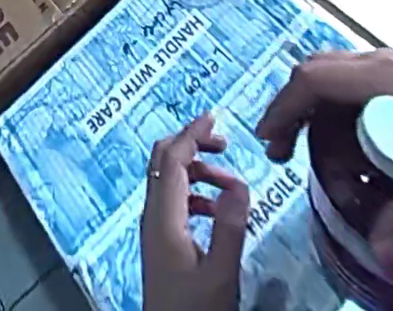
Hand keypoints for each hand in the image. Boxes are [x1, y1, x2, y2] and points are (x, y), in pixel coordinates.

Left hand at [141, 113, 248, 310]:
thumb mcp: (220, 276)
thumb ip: (229, 229)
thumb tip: (239, 183)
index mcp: (163, 215)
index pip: (172, 159)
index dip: (191, 134)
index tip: (213, 116)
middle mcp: (153, 213)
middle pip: (164, 161)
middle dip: (191, 144)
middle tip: (225, 143)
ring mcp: (155, 226)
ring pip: (170, 180)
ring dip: (198, 173)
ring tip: (234, 186)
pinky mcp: (162, 240)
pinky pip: (175, 202)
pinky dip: (196, 195)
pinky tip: (220, 211)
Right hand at [255, 50, 392, 261]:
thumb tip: (379, 251)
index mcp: (389, 76)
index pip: (310, 80)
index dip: (281, 108)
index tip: (269, 141)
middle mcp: (389, 60)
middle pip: (318, 71)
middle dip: (295, 108)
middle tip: (290, 148)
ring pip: (342, 72)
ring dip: (322, 105)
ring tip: (329, 147)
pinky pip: (365, 78)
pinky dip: (347, 102)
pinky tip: (370, 135)